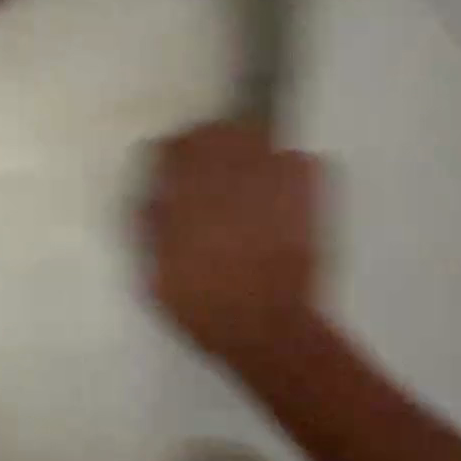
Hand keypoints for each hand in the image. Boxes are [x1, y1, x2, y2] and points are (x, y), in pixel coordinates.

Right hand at [141, 122, 328, 364]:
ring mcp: (277, 185)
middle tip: (199, 159)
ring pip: (258, 139)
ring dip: (240, 147)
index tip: (164, 160)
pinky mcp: (309, 196)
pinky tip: (271, 186)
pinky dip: (281, 164)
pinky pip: (297, 160)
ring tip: (234, 170)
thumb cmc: (200, 305)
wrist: (266, 328)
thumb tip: (151, 190)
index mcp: (191, 199)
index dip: (170, 150)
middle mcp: (234, 181)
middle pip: (220, 132)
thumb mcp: (154, 272)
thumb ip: (151, 227)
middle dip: (206, 140)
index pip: (178, 148)